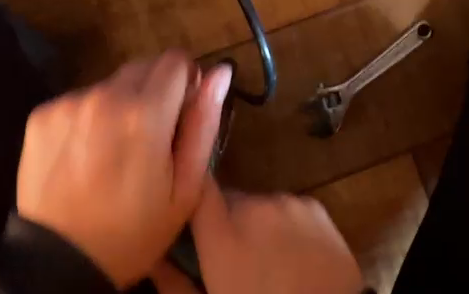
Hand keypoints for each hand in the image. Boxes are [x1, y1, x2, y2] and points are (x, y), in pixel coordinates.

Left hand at [15, 53, 229, 287]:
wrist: (57, 266)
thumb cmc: (133, 232)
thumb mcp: (185, 189)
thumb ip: (204, 123)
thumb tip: (220, 72)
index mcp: (145, 112)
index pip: (177, 60)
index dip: (185, 83)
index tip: (180, 114)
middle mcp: (105, 95)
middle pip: (143, 67)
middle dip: (153, 92)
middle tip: (148, 138)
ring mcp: (70, 102)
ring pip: (110, 84)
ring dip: (119, 104)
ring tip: (113, 151)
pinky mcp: (42, 114)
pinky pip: (78, 100)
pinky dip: (87, 118)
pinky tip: (84, 154)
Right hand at [152, 177, 365, 293]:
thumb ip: (174, 284)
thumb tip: (151, 259)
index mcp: (223, 233)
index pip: (197, 185)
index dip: (191, 186)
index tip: (186, 196)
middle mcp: (253, 206)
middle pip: (231, 202)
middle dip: (229, 224)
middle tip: (234, 259)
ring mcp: (288, 203)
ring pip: (263, 207)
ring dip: (260, 226)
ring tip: (269, 262)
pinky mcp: (317, 208)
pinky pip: (292, 210)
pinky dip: (289, 227)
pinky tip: (295, 257)